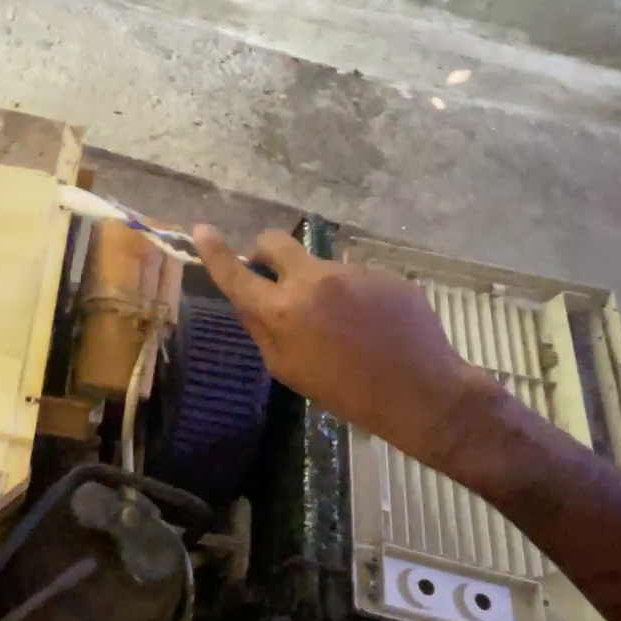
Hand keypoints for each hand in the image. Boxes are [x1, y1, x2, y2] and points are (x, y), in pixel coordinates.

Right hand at [192, 225, 488, 465]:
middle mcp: (313, 280)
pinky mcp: (385, 274)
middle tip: (275, 275)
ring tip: (345, 325)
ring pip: (320, 267)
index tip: (202, 230)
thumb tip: (249, 301)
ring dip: (320, 286)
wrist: (419, 390)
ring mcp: (353, 273)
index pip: (237, 274)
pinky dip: (355, 297)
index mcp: (282, 310)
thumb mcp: (286, 368)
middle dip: (266, 252)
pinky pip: (356, 279)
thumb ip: (261, 328)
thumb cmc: (343, 390)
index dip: (215, 252)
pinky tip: (372, 325)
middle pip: (276, 242)